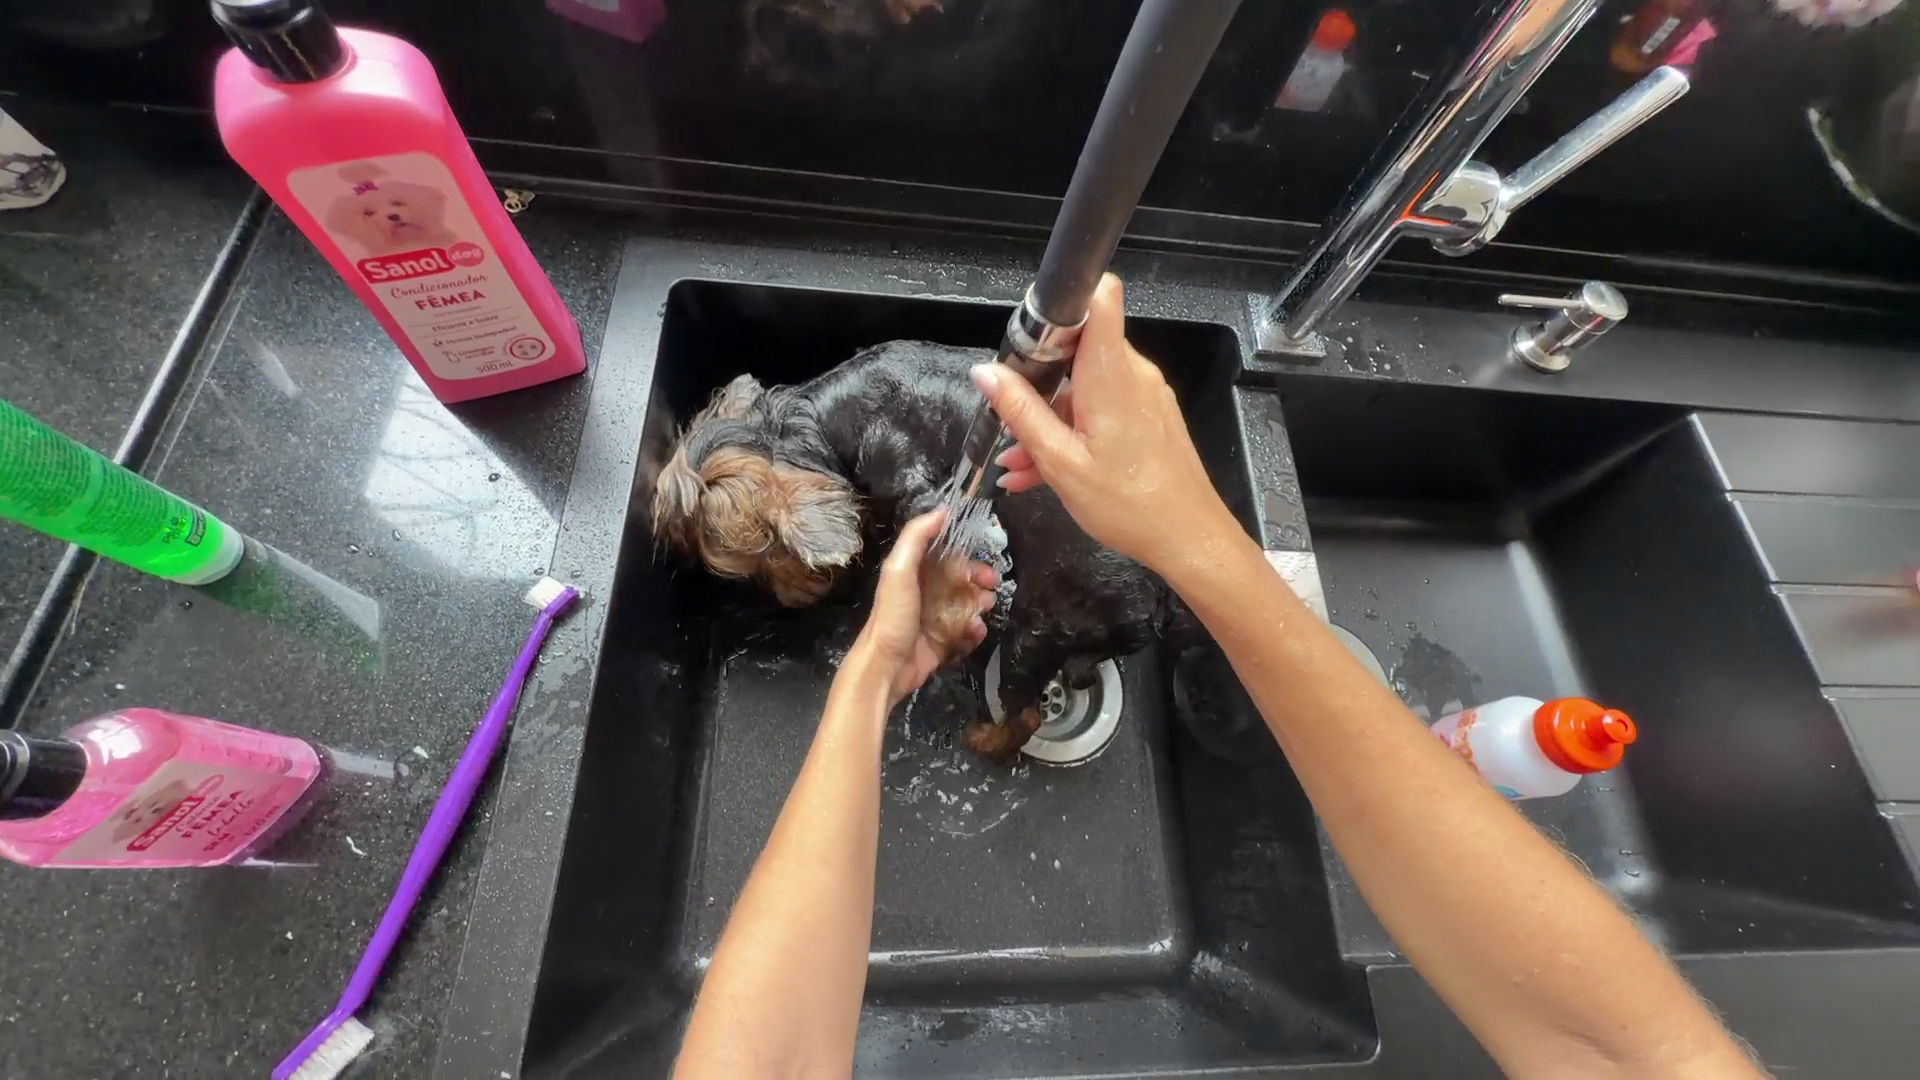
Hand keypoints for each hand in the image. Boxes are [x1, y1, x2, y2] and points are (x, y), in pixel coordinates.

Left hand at [848, 509, 997, 704]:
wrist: (886, 667)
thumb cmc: (893, 616)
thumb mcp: (899, 569)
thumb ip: (917, 537)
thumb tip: (943, 510)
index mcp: (914, 572)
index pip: (946, 556)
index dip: (968, 557)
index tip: (984, 562)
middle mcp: (925, 592)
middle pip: (960, 580)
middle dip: (979, 582)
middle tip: (991, 589)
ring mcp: (934, 618)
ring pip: (966, 605)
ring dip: (980, 605)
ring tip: (984, 610)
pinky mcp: (941, 642)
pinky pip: (965, 632)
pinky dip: (974, 631)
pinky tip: (976, 632)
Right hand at [972, 274, 1238, 571]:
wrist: (1187, 538)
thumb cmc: (1127, 504)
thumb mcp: (1060, 462)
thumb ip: (1020, 412)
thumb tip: (985, 372)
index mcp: (1110, 375)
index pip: (1098, 297)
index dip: (1061, 301)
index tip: (1028, 334)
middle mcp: (1133, 374)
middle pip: (1079, 349)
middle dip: (1038, 380)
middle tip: (1009, 419)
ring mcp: (1143, 396)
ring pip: (1084, 388)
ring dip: (1049, 419)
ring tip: (1017, 463)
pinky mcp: (1149, 417)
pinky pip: (1102, 410)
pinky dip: (1072, 431)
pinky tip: (1041, 471)